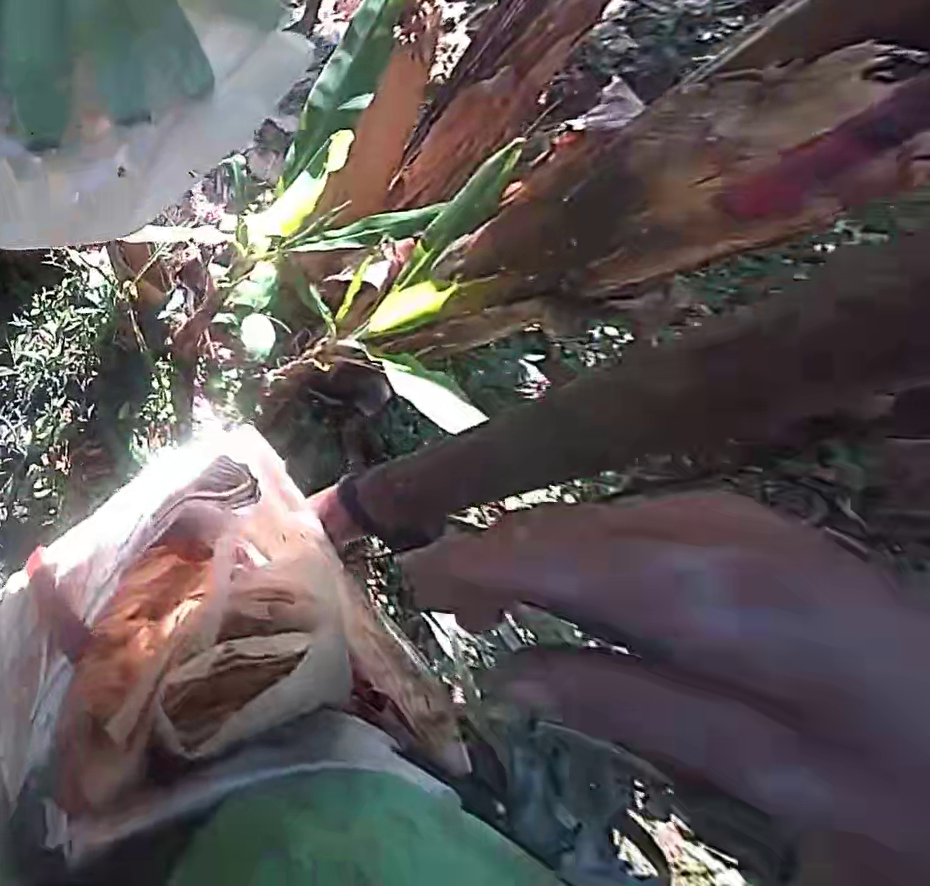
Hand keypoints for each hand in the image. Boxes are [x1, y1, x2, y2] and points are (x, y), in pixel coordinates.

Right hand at [400, 491, 929, 881]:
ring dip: (516, 557)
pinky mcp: (721, 512)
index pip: (537, 556)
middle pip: (543, 529)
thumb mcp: (783, 776)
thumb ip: (632, 711)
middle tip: (454, 615)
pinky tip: (566, 589)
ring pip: (566, 518)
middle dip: (481, 564)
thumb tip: (506, 679)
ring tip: (502, 610)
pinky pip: (601, 519)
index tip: (405, 582)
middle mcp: (700, 527)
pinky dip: (559, 549)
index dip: (459, 565)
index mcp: (711, 590)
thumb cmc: (908, 769)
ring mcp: (713, 510)